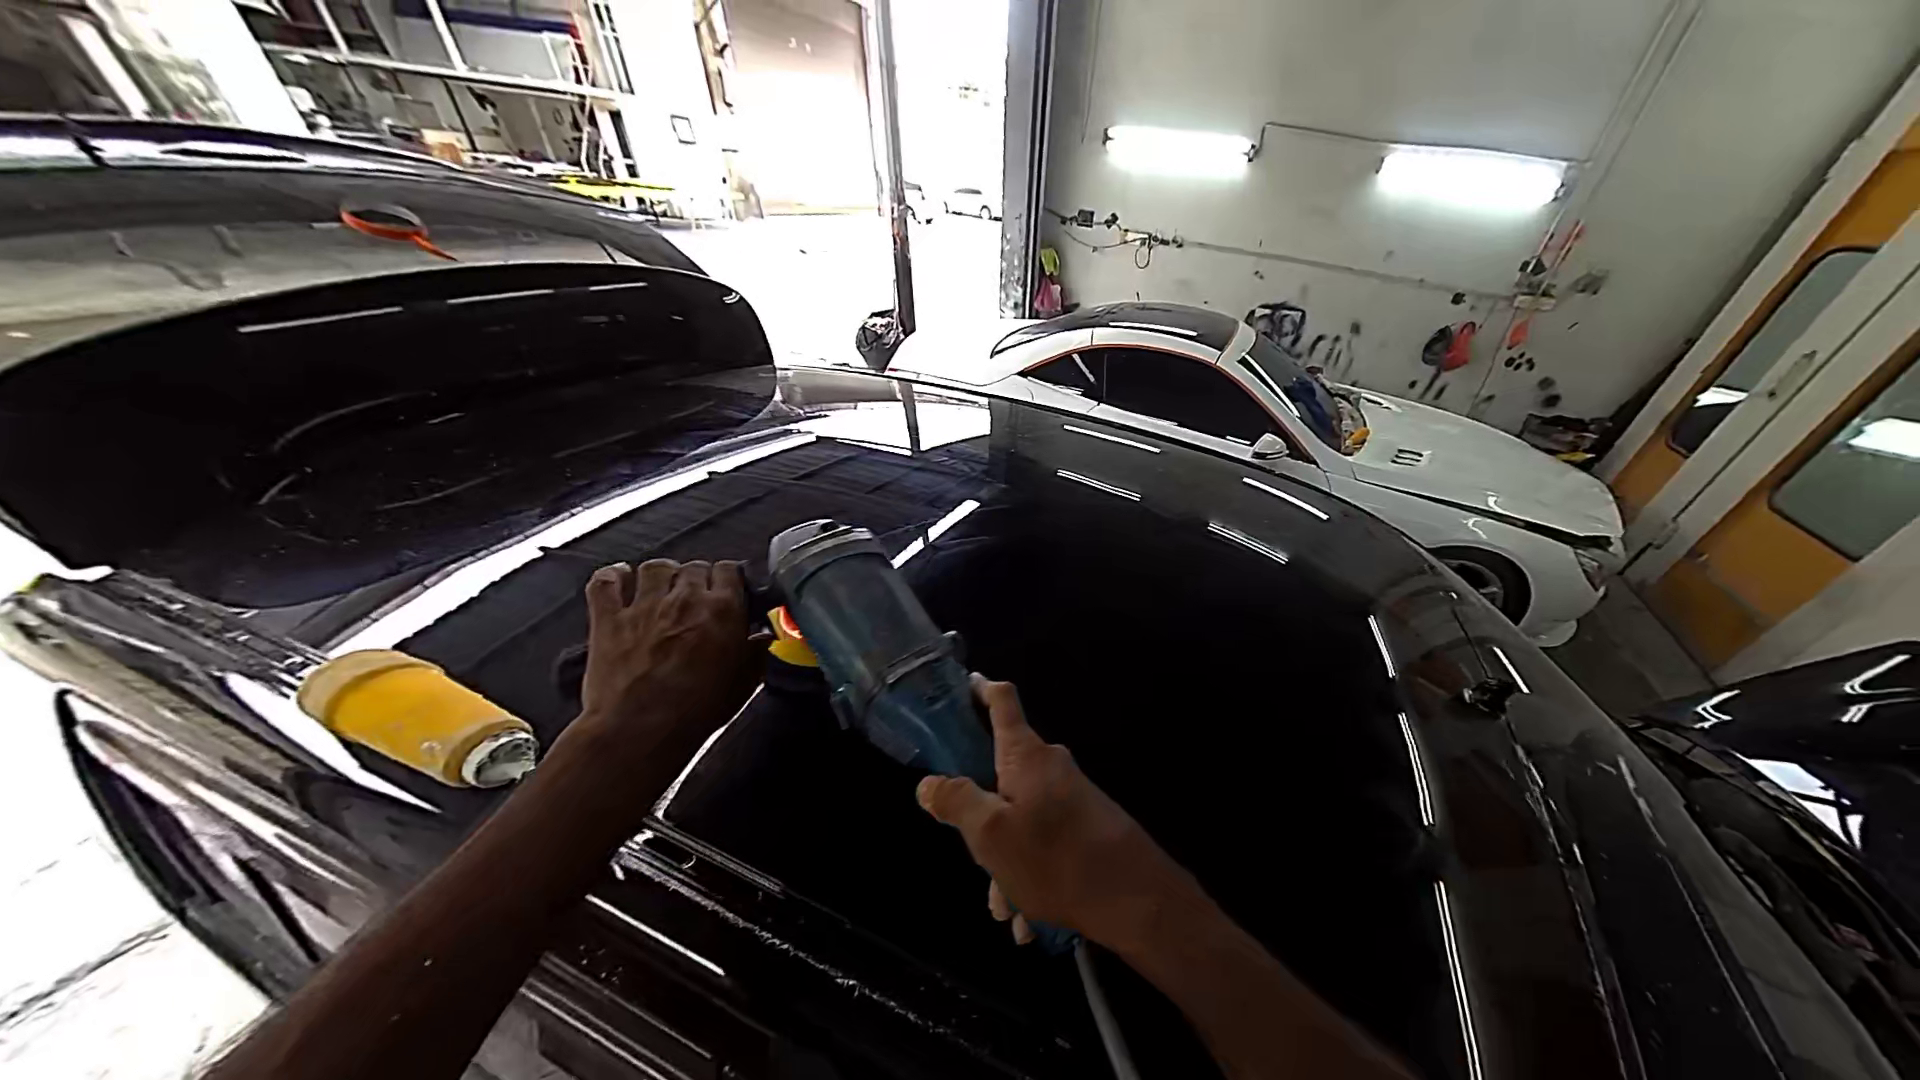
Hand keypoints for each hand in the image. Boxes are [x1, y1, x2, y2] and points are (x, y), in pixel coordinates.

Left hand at [558, 559, 760, 770]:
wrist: (642, 730)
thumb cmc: (695, 711)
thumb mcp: (744, 683)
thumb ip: (756, 653)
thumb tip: (762, 639)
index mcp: (723, 610)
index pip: (730, 570)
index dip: (729, 578)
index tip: (729, 589)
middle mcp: (684, 598)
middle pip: (694, 566)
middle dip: (698, 577)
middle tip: (699, 595)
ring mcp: (644, 605)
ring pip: (655, 566)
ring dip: (663, 573)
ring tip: (665, 586)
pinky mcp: (609, 619)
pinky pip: (606, 581)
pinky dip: (613, 575)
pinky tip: (619, 577)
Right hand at [916, 675, 1194, 949]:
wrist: (1137, 901)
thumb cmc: (1055, 857)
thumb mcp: (989, 833)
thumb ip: (955, 802)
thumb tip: (929, 783)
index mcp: (1025, 754)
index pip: (1002, 701)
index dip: (980, 690)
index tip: (962, 689)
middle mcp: (1050, 767)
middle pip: (1001, 771)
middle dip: (980, 814)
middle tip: (973, 853)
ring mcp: (1072, 797)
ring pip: (1020, 819)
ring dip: (1005, 860)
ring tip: (1005, 907)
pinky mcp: (1087, 826)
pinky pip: (1044, 842)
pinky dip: (1030, 874)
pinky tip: (1030, 920)